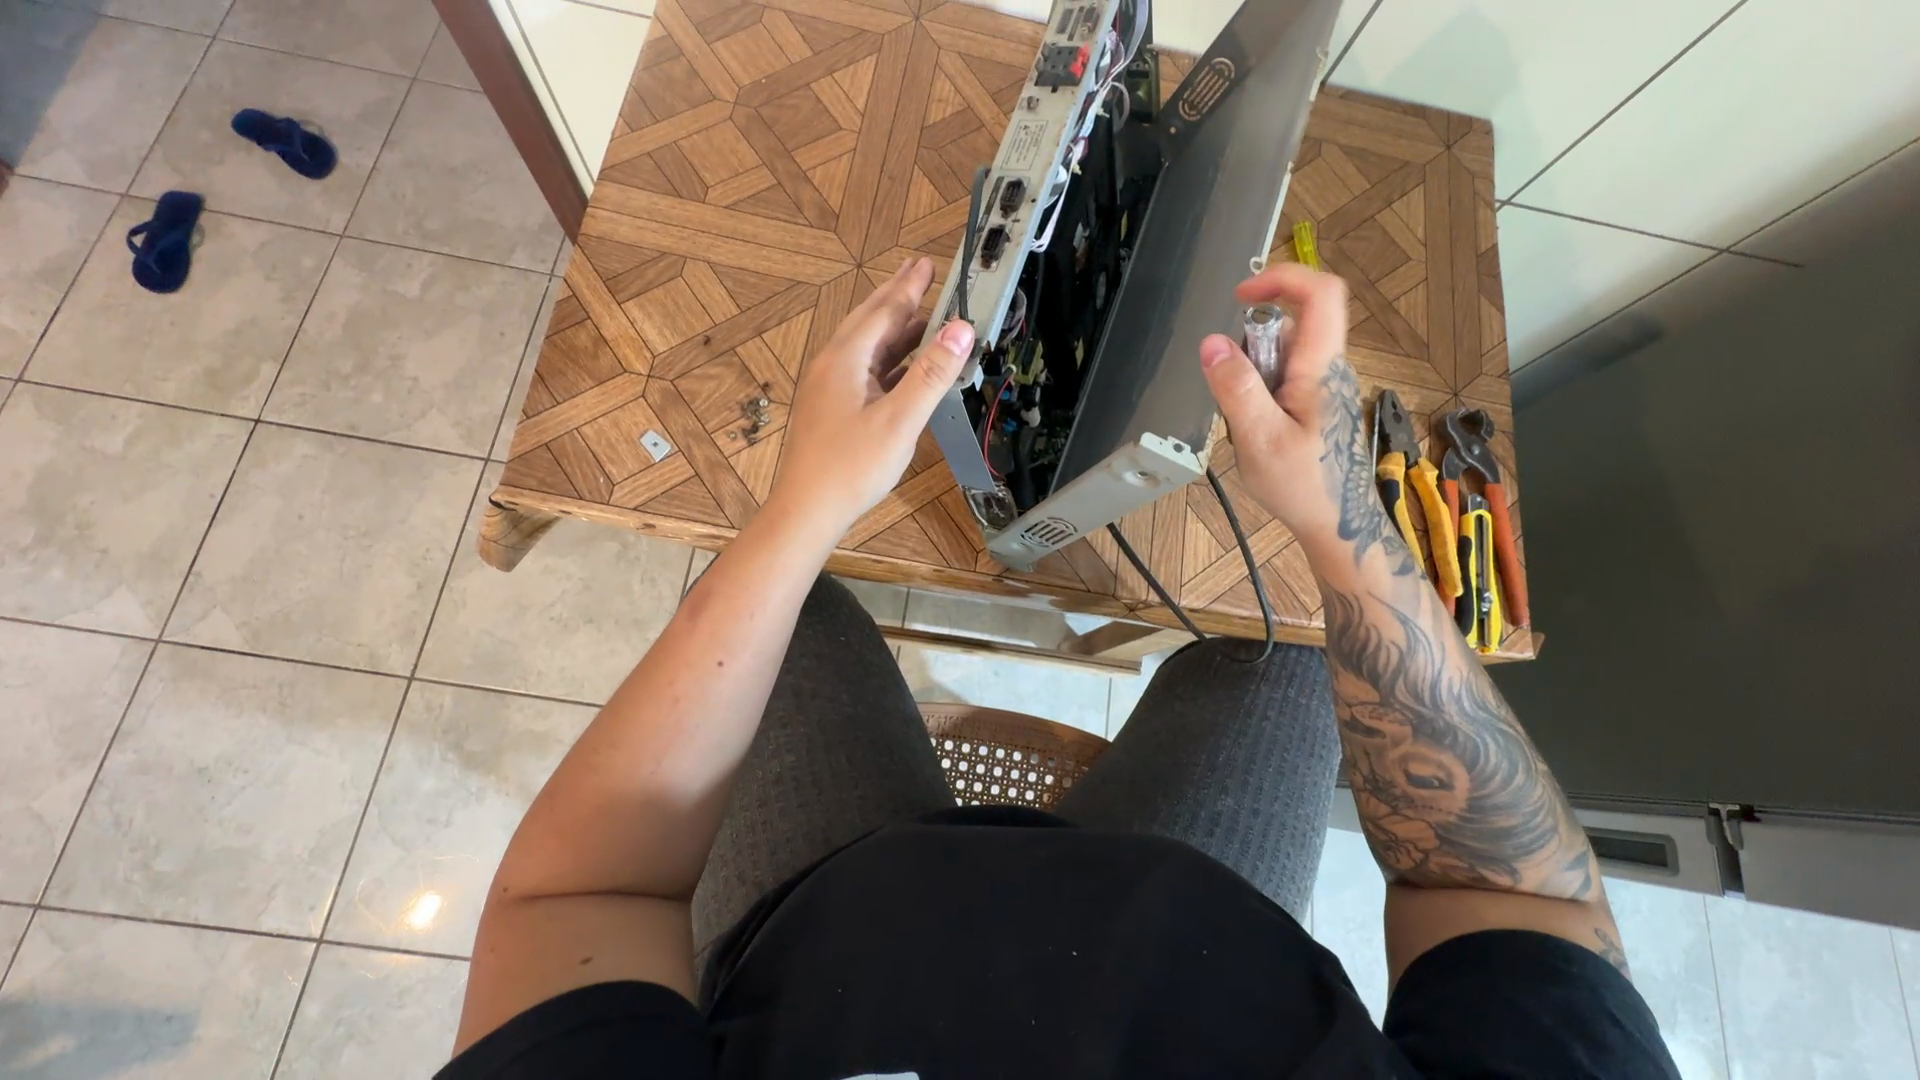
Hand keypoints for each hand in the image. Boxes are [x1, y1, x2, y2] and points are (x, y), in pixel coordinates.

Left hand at [767, 256, 974, 534]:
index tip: (928, 263)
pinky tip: (902, 365)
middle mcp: (833, 364)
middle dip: (897, 296)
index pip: (884, 311)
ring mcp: (828, 387)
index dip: (909, 286)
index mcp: (846, 359)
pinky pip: (863, 369)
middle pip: (870, 320)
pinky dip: (887, 359)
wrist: (808, 509)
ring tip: (920, 315)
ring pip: (866, 346)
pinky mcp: (831, 408)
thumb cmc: (853, 467)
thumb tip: (960, 328)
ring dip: (894, 328)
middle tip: (920, 272)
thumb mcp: (900, 420)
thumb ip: (931, 373)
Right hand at [1197, 263, 1365, 548]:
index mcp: (1321, 368)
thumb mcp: (1259, 439)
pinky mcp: (1317, 404)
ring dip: (1253, 373)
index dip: (1282, 278)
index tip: (1241, 296)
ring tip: (1245, 420)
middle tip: (1235, 390)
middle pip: (1292, 323)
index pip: (1320, 294)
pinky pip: (1283, 378)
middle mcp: (1328, 368)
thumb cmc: (1303, 486)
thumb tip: (1212, 343)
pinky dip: (1260, 392)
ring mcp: (1324, 386)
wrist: (1337, 524)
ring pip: (1283, 353)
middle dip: (1252, 344)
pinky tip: (1255, 429)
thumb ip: (1236, 388)